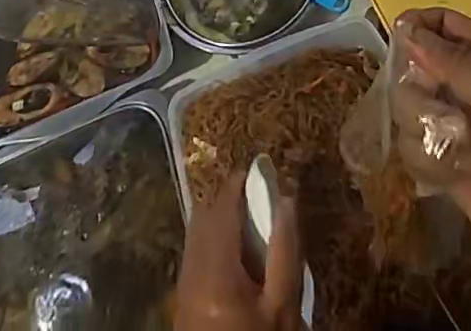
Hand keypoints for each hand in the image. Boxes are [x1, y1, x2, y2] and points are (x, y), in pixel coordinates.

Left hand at [176, 171, 304, 330]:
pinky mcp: (184, 296)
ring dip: (219, 214)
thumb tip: (287, 198)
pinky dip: (213, 234)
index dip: (238, 180)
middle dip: (228, 194)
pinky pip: (195, 248)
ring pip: (196, 229)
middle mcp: (191, 268)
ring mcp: (183, 283)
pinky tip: (236, 244)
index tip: (258, 165)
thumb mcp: (283, 306)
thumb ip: (285, 250)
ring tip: (249, 213)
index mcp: (215, 268)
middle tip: (257, 187)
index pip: (222, 206)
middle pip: (204, 213)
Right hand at [396, 9, 470, 280]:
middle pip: (418, 63)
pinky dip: (429, 158)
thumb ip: (459, 63)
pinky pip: (412, 144)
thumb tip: (406, 28)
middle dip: (421, 85)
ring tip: (458, 147)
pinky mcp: (445, 161)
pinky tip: (457, 173)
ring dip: (426, 125)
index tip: (397, 39)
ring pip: (409, 104)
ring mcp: (458, 124)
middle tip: (440, 106)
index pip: (447, 24)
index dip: (419, 26)